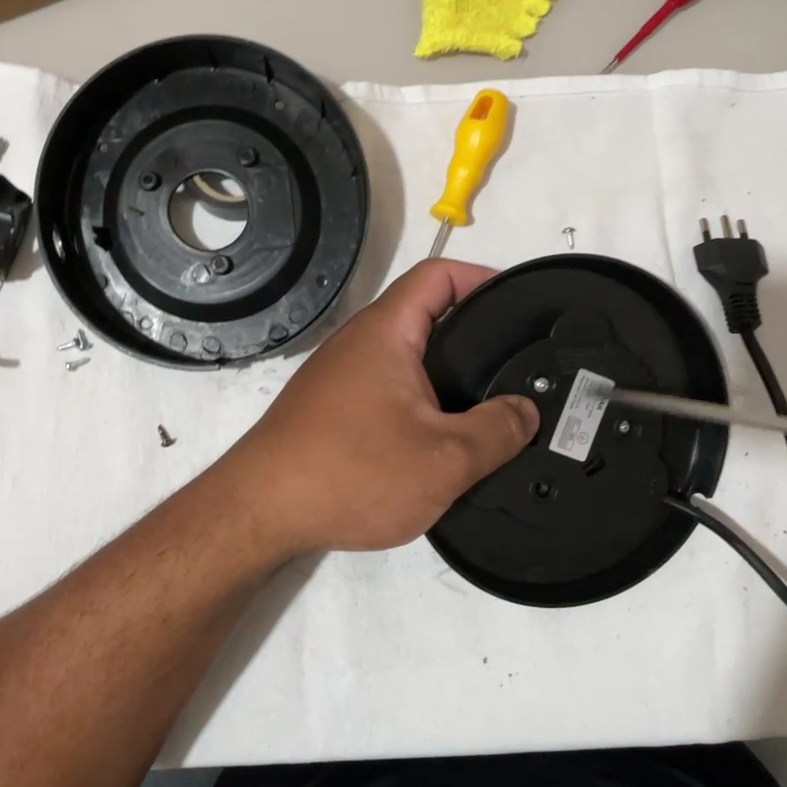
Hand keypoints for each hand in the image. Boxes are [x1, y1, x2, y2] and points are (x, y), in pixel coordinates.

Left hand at [206, 260, 538, 557]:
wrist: (261, 512)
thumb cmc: (352, 473)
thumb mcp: (444, 460)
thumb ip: (496, 432)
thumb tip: (525, 412)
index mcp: (385, 332)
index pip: (439, 275)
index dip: (485, 278)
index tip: (520, 305)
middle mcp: (358, 343)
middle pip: (425, 317)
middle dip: (473, 335)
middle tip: (515, 366)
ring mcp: (339, 377)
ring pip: (405, 360)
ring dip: (444, 376)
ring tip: (486, 407)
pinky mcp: (329, 410)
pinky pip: (386, 391)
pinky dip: (418, 403)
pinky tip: (438, 439)